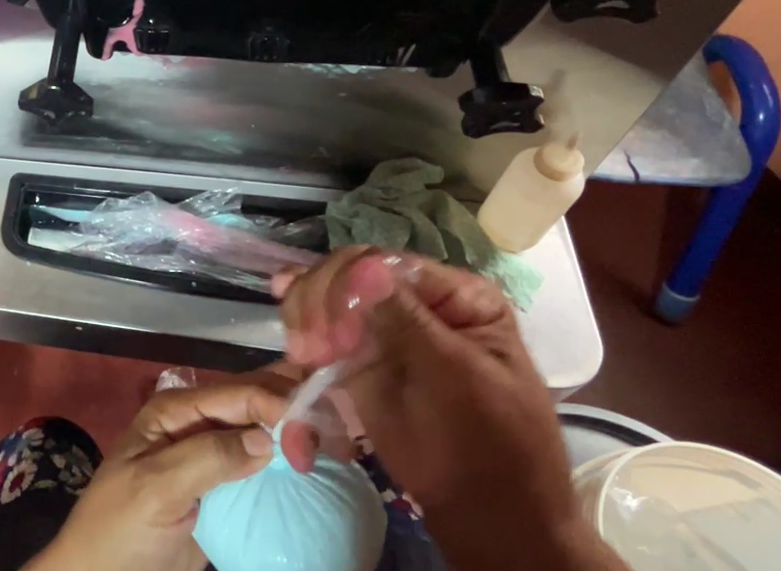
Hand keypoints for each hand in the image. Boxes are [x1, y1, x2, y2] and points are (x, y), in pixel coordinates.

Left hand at [24, 366, 318, 570]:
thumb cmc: (119, 527)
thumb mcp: (155, 488)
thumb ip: (207, 458)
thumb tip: (267, 438)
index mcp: (176, 410)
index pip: (236, 394)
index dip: (277, 406)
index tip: (312, 436)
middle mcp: (198, 424)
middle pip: (255, 403)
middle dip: (297, 408)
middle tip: (341, 430)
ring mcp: (214, 457)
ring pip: (264, 432)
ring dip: (300, 432)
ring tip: (343, 443)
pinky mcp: (226, 491)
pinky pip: (264, 470)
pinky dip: (291, 467)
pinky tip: (321, 469)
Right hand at [274, 249, 627, 570]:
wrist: (486, 516)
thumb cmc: (490, 445)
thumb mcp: (457, 378)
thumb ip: (408, 320)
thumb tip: (365, 264)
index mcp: (454, 294)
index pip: (384, 264)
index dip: (346, 288)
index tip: (331, 335)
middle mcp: (413, 300)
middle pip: (346, 274)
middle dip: (318, 303)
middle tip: (306, 349)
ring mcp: (382, 328)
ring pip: (324, 297)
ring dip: (303, 315)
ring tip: (301, 352)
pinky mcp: (356, 357)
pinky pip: (319, 331)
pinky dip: (299, 334)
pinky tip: (289, 339)